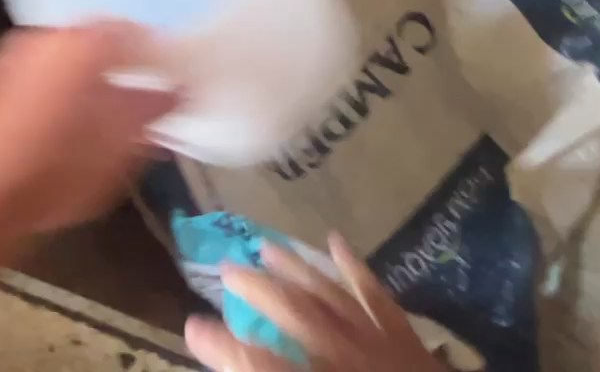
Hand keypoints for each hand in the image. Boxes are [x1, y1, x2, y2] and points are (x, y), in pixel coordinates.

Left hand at [0, 21, 179, 251]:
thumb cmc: (54, 177)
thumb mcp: (117, 152)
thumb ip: (150, 112)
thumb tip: (177, 90)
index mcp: (81, 46)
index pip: (131, 32)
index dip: (156, 53)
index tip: (172, 74)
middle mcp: (44, 37)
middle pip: (94, 38)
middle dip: (120, 61)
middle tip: (141, 90)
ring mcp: (11, 55)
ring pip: (63, 53)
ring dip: (86, 72)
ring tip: (102, 109)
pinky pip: (37, 69)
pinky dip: (56, 83)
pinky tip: (62, 119)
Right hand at [186, 234, 451, 371]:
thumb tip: (250, 358)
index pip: (264, 364)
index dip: (225, 346)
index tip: (192, 325)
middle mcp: (348, 357)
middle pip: (297, 315)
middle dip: (259, 289)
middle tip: (225, 266)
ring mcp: (382, 344)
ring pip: (333, 296)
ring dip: (298, 269)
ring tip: (267, 247)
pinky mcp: (408, 339)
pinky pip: (378, 296)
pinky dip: (354, 268)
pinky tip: (334, 240)